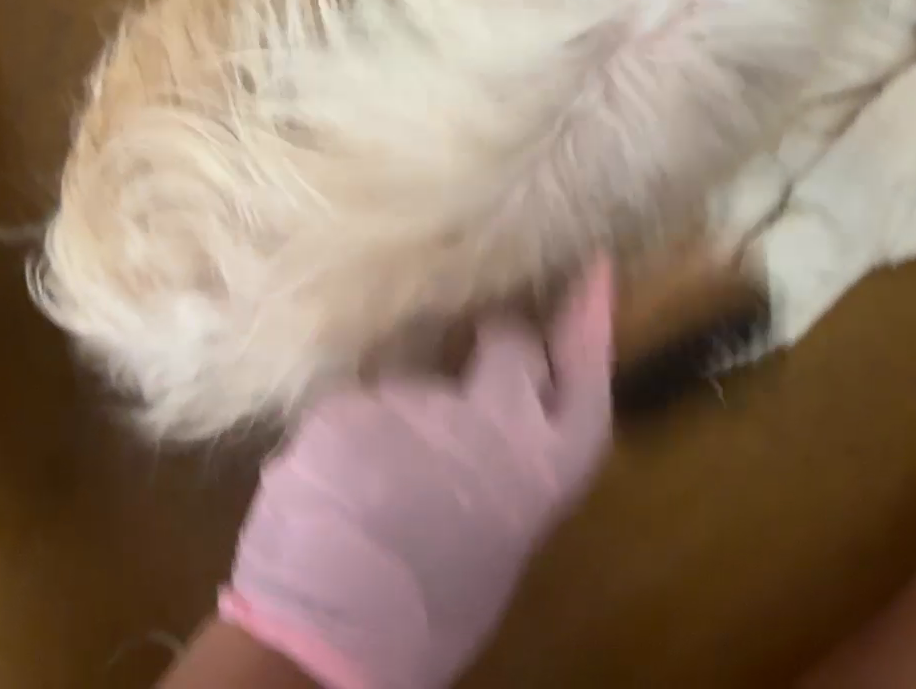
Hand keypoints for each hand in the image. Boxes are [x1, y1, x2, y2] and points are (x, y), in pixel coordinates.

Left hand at [220, 260, 616, 688]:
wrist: (321, 655)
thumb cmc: (428, 613)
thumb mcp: (502, 542)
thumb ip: (514, 466)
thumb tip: (509, 420)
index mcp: (539, 469)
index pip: (585, 373)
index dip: (592, 318)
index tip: (595, 265)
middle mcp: (490, 420)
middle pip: (509, 339)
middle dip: (496, 341)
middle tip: (470, 369)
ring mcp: (417, 404)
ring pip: (423, 364)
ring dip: (412, 393)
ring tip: (383, 456)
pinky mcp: (349, 402)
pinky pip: (360, 391)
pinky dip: (352, 421)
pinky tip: (336, 470)